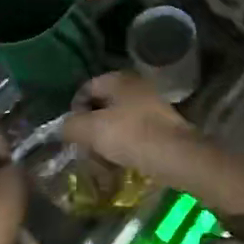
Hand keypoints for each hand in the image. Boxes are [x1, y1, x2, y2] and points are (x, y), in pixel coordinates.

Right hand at [62, 71, 198, 177]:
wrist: (177, 156)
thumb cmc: (131, 136)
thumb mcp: (91, 130)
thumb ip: (71, 125)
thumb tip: (65, 127)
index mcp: (118, 79)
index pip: (85, 89)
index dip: (74, 111)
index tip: (73, 135)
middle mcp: (135, 86)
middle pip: (101, 106)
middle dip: (90, 129)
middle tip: (85, 151)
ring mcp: (150, 105)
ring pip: (117, 121)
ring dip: (106, 141)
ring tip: (101, 163)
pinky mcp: (161, 125)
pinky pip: (133, 133)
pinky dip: (124, 147)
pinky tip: (120, 164)